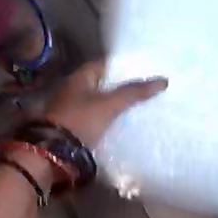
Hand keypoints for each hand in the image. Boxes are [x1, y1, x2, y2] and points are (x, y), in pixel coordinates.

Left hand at [43, 61, 167, 148]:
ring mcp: (70, 110)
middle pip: (101, 84)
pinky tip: (120, 124)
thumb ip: (134, 93)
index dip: (122, 66)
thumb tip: (163, 81)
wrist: (54, 152)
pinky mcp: (71, 128)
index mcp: (78, 78)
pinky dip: (106, 119)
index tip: (142, 70)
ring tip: (136, 107)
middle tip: (143, 90)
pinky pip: (93, 118)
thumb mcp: (110, 105)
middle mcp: (71, 90)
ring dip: (113, 104)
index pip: (103, 64)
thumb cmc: (81, 120)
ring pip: (97, 102)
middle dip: (120, 87)